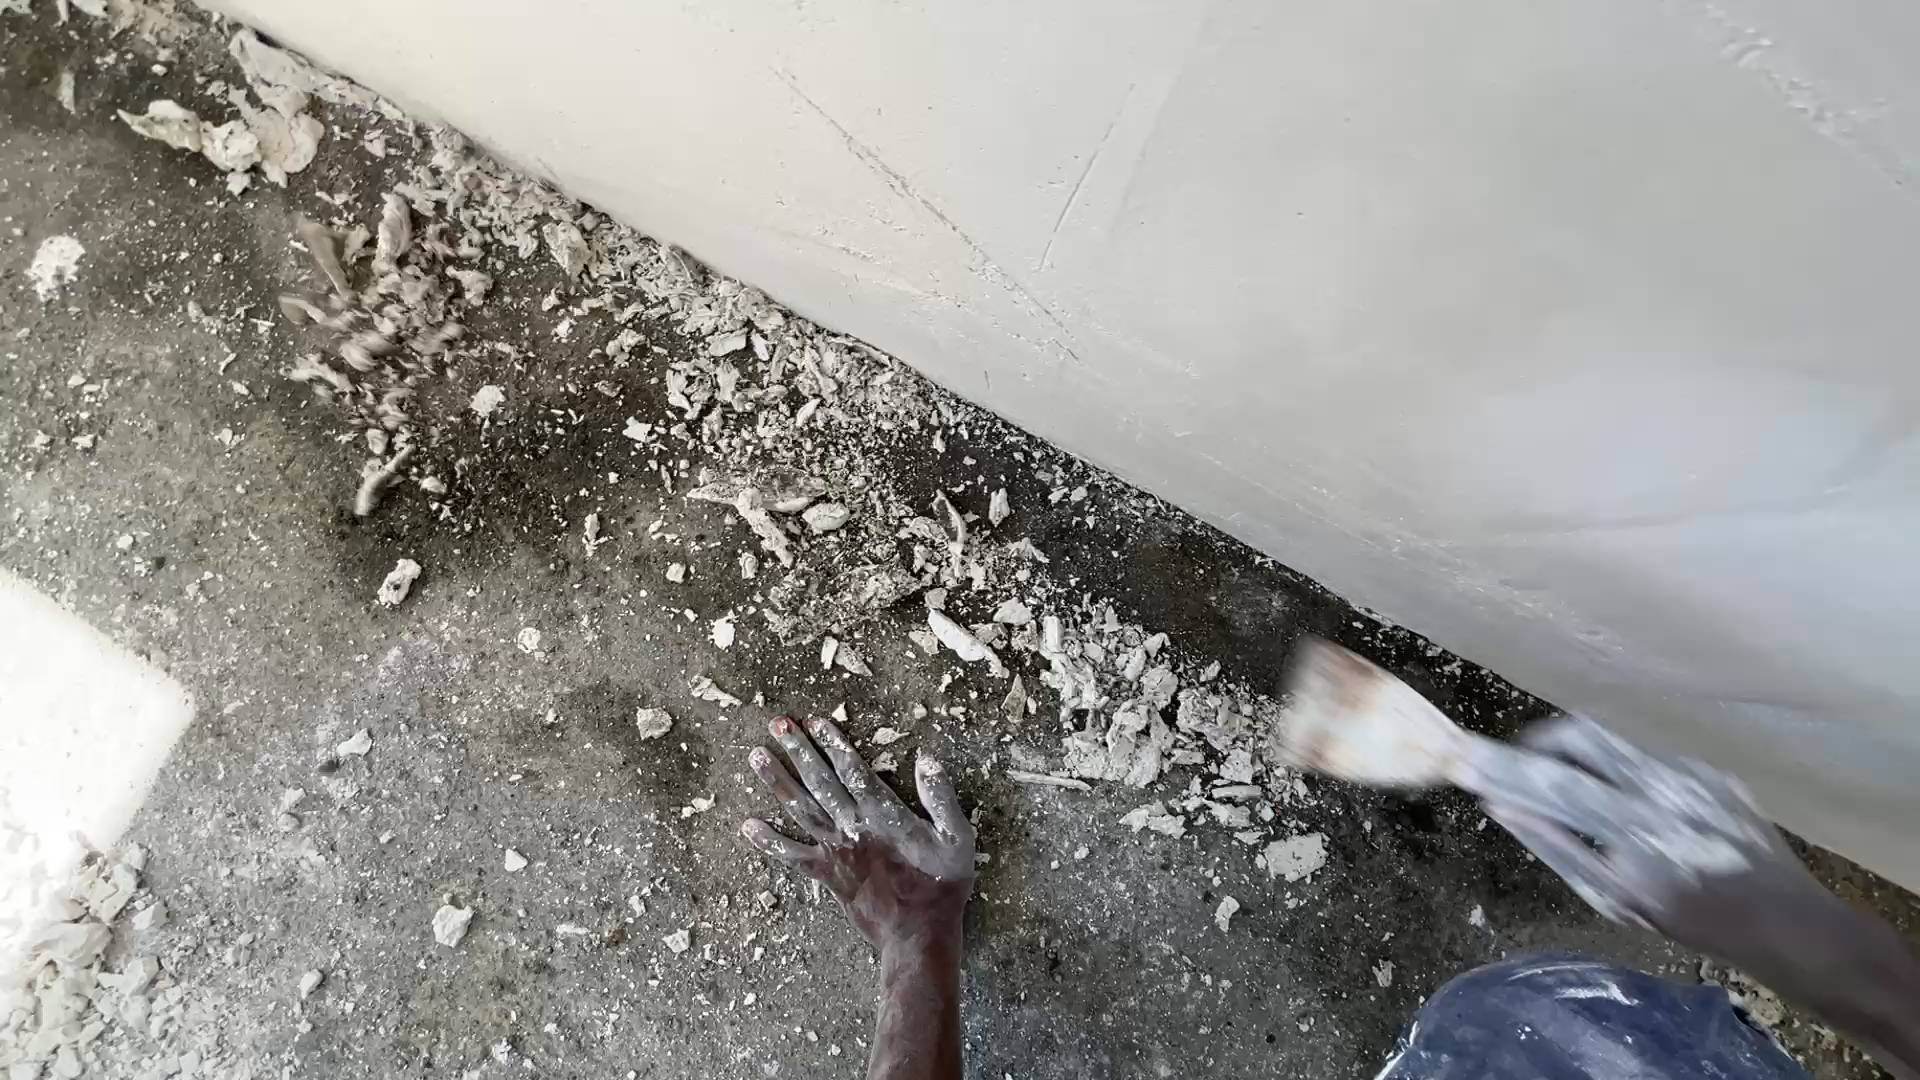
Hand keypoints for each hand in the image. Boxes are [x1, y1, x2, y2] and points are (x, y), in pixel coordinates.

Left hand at [741, 715, 974, 948]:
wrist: (918, 936)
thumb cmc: (942, 884)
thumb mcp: (958, 837)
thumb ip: (941, 796)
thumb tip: (927, 758)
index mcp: (884, 814)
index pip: (853, 770)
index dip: (834, 744)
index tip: (816, 721)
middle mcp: (853, 827)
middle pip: (820, 782)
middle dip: (798, 751)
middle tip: (777, 724)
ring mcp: (836, 851)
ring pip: (801, 810)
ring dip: (777, 782)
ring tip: (756, 757)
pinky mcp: (827, 875)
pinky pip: (792, 856)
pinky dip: (769, 842)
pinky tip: (747, 826)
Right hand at [1480, 714, 1919, 1076]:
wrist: (1794, 927)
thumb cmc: (1687, 919)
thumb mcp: (1610, 896)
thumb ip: (1552, 846)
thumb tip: (1497, 805)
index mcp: (1634, 829)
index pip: (1548, 780)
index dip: (1501, 766)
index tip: (1464, 758)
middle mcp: (1662, 790)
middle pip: (1577, 736)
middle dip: (1533, 742)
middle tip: (1515, 760)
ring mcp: (1690, 775)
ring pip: (1605, 739)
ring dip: (1571, 753)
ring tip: (1562, 778)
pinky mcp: (1707, 771)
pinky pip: (1640, 757)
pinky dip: (1615, 772)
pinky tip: (1625, 801)